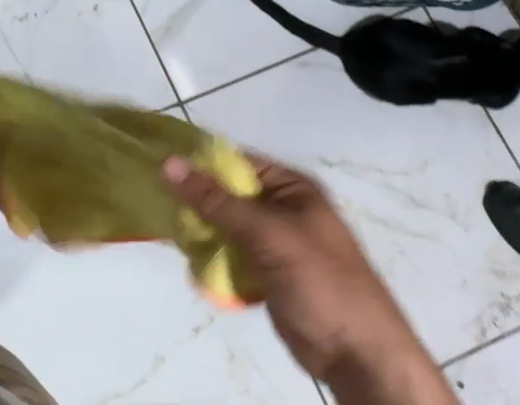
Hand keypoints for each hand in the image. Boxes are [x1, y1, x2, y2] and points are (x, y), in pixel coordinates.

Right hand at [162, 156, 454, 403]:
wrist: (360, 357)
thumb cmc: (321, 283)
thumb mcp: (267, 234)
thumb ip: (215, 200)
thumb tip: (168, 162)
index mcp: (292, 188)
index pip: (235, 162)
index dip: (198, 163)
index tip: (159, 170)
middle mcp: (283, 208)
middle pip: (226, 194)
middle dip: (196, 202)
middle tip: (162, 208)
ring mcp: (275, 242)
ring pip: (223, 225)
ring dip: (201, 232)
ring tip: (174, 238)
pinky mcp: (267, 271)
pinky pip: (229, 253)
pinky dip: (211, 256)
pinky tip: (193, 263)